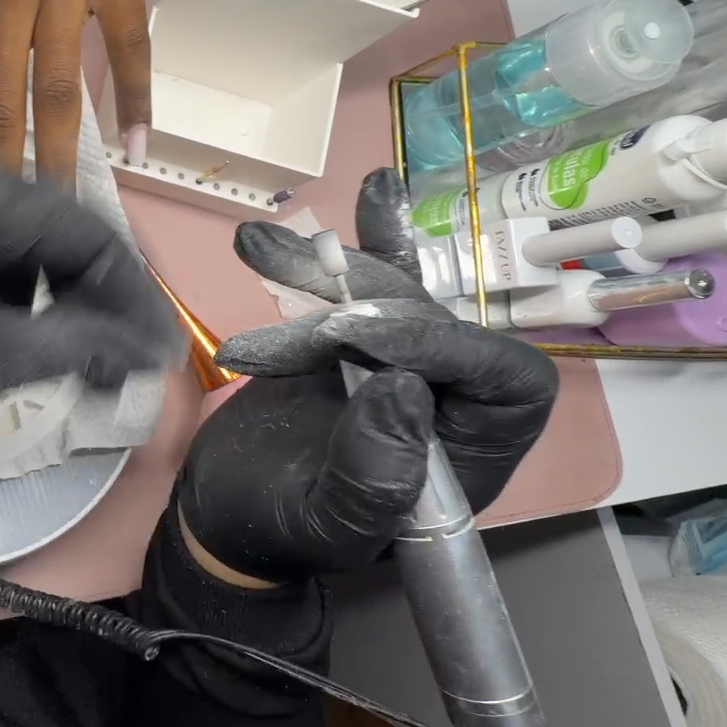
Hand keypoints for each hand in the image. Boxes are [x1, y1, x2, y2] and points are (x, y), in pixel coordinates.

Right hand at [177, 169, 559, 584]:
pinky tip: (369, 194)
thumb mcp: (323, 524)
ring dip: (333, 264)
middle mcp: (445, 400)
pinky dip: (365, 244)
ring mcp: (392, 365)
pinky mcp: (346, 345)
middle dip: (361, 307)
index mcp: (465, 455)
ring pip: (390, 295)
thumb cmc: (275, 532)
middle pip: (437, 324)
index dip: (444, 346)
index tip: (353, 336)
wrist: (224, 511)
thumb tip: (402, 388)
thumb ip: (372, 476)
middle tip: (293, 323)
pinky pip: (366, 289)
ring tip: (260, 241)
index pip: (502, 382)